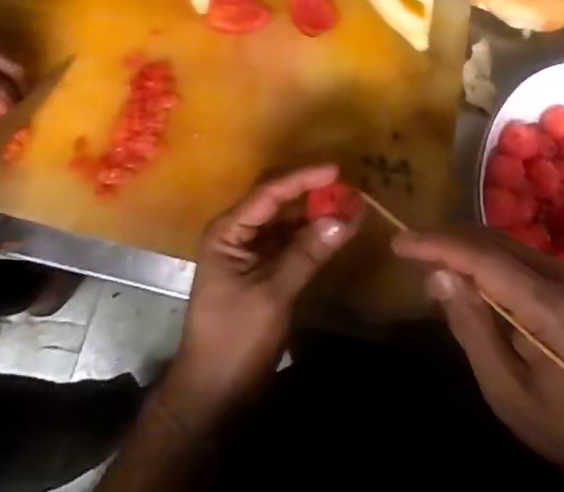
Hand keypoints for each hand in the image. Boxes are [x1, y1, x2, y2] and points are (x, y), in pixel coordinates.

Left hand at [158, 165, 358, 425]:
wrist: (213, 393)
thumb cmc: (235, 339)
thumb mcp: (273, 294)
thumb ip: (307, 253)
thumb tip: (343, 218)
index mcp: (228, 231)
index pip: (269, 192)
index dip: (303, 178)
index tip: (337, 170)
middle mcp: (237, 232)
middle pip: (277, 200)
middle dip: (311, 191)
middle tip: (348, 187)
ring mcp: (249, 251)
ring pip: (286, 220)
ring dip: (315, 213)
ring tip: (350, 206)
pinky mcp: (262, 269)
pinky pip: (290, 241)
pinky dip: (312, 235)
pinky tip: (337, 231)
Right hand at [392, 227, 563, 491]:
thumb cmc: (558, 424)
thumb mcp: (505, 391)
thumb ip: (471, 329)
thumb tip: (436, 274)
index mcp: (551, 309)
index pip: (485, 259)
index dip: (438, 244)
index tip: (399, 243)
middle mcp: (562, 278)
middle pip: (491, 241)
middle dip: (444, 239)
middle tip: (405, 249)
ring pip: (501, 240)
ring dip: (460, 243)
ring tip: (425, 257)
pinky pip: (513, 251)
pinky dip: (480, 253)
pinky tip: (460, 268)